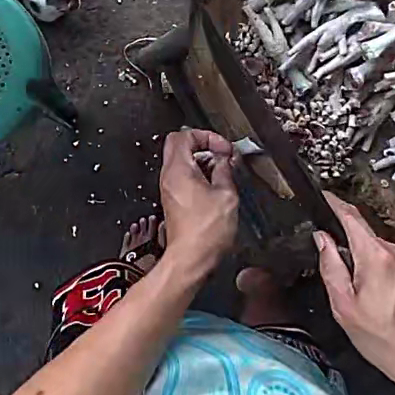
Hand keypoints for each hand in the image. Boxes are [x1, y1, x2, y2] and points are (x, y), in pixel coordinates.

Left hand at [157, 129, 238, 276]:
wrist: (190, 258)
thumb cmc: (206, 232)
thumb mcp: (226, 195)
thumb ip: (225, 170)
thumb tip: (225, 159)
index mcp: (178, 170)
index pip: (183, 135)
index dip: (206, 136)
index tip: (223, 148)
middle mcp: (168, 176)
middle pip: (178, 145)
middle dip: (203, 145)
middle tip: (222, 155)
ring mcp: (168, 188)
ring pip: (181, 161)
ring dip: (202, 161)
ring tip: (222, 172)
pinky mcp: (173, 200)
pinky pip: (182, 177)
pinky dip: (198, 175)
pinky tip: (215, 186)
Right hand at [315, 192, 394, 394]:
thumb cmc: (389, 342)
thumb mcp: (344, 306)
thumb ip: (330, 266)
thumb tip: (322, 240)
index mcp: (377, 258)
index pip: (352, 217)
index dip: (334, 203)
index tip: (325, 197)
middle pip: (365, 237)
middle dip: (347, 247)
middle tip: (338, 278)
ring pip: (380, 252)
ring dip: (366, 265)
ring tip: (362, 299)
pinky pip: (394, 264)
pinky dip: (381, 274)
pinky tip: (380, 303)